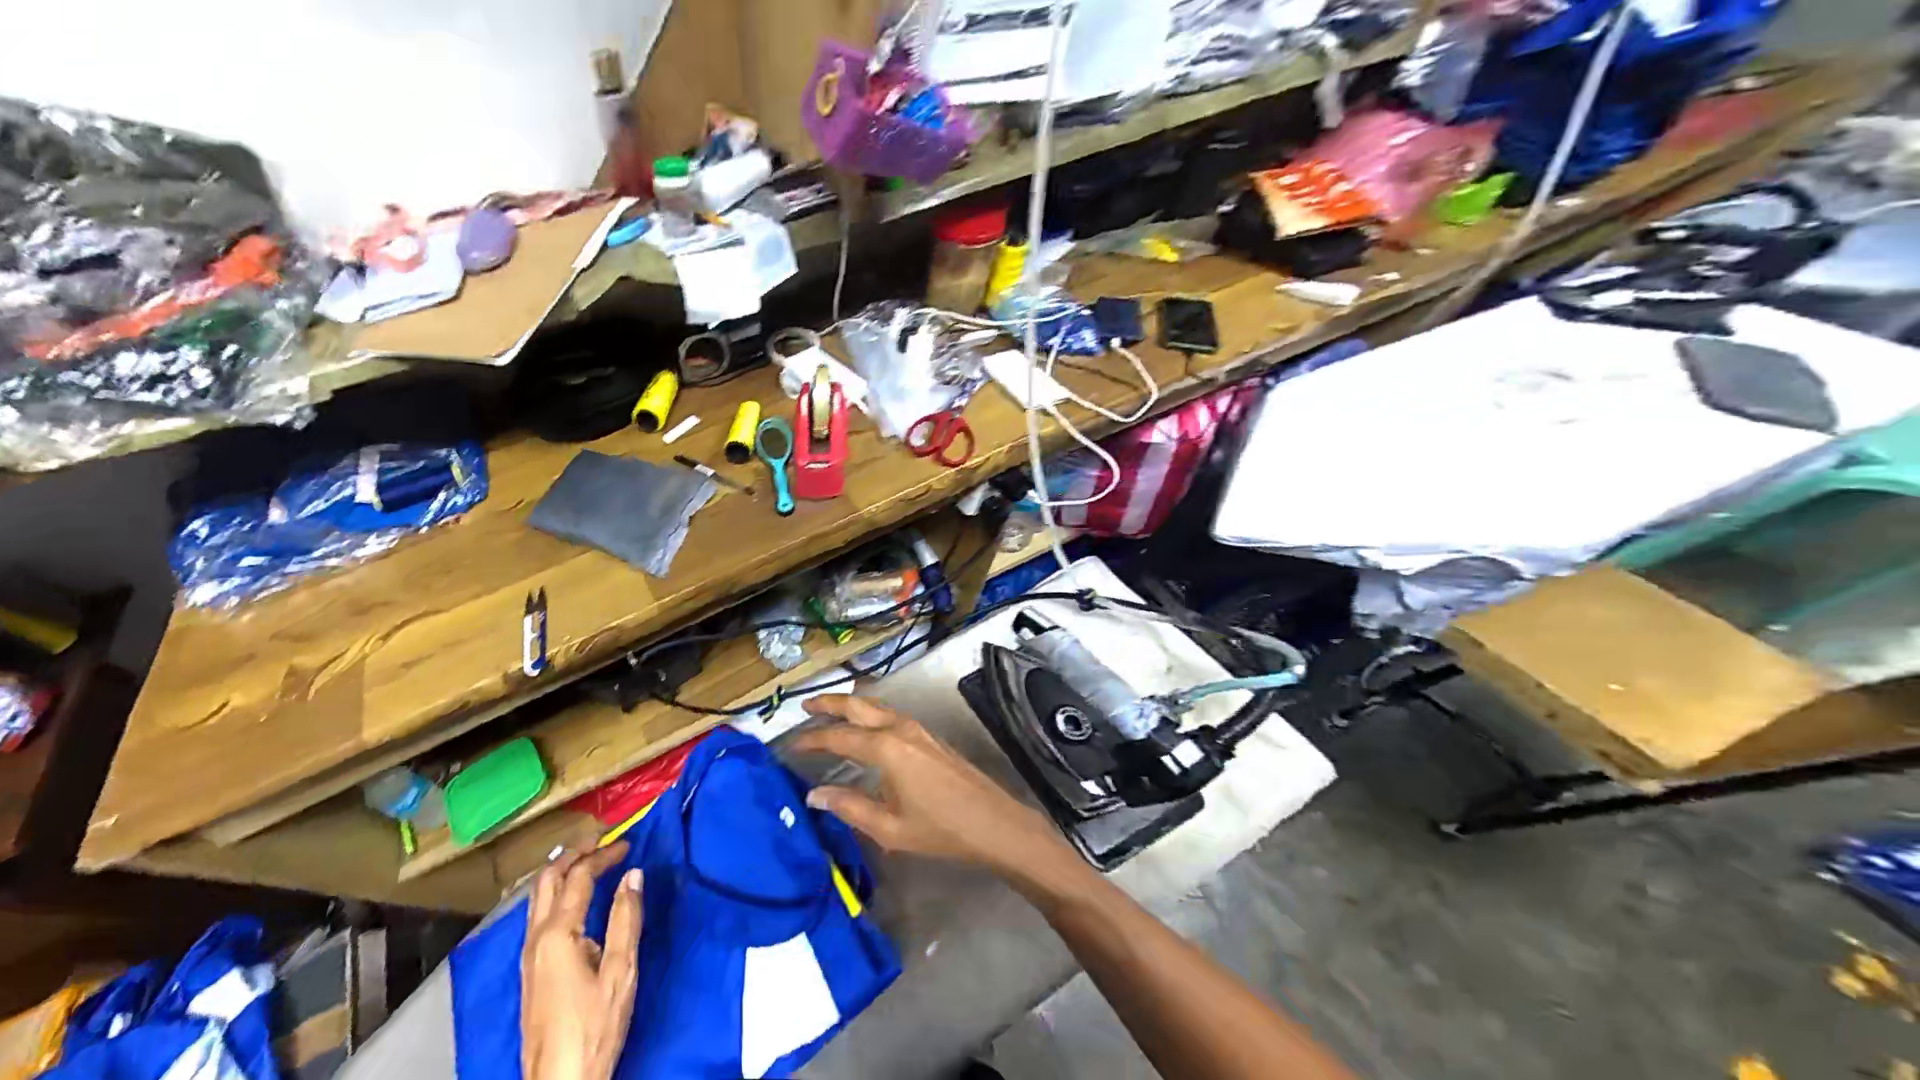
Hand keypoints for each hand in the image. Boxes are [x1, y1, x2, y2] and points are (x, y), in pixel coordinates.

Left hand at [521, 843, 642, 1079]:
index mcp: (557, 935)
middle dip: (574, 854)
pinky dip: (557, 892)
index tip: (629, 844)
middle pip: (547, 881)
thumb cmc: (595, 1025)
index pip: (579, 878)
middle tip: (602, 839)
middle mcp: (535, 939)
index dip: (604, 855)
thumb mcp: (621, 970)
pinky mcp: (531, 970)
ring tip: (588, 858)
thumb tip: (633, 875)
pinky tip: (573, 898)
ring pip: (537, 897)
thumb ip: (626, 919)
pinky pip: (538, 914)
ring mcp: (528, 956)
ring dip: (562, 871)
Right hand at [792, 694, 1077, 884]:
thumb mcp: (889, 827)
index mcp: (886, 748)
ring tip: (828, 713)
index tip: (790, 744)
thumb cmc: (940, 829)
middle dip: (830, 703)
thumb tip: (814, 794)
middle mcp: (901, 729)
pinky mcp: (930, 737)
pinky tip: (865, 728)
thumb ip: (849, 807)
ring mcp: (919, 729)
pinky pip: (891, 715)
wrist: (994, 822)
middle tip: (805, 706)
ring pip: (876, 707)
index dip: (812, 740)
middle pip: (858, 706)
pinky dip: (869, 714)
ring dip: (850, 706)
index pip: (839, 737)